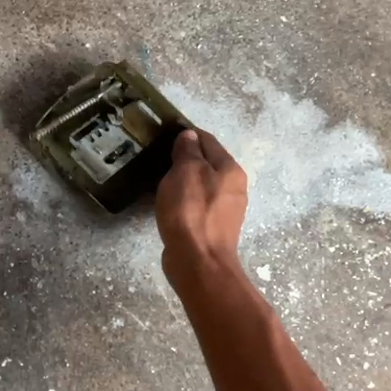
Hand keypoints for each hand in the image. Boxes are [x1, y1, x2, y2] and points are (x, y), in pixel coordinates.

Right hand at [155, 129, 248, 296]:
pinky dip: (183, 196)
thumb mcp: (185, 172)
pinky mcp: (212, 226)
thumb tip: (189, 136)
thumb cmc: (191, 210)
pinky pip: (196, 202)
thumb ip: (188, 151)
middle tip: (156, 154)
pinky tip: (167, 200)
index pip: (207, 140)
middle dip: (184, 156)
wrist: (198, 260)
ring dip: (183, 178)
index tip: (162, 131)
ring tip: (158, 176)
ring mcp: (225, 208)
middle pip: (207, 162)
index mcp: (230, 169)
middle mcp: (234, 186)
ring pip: (201, 183)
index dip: (186, 133)